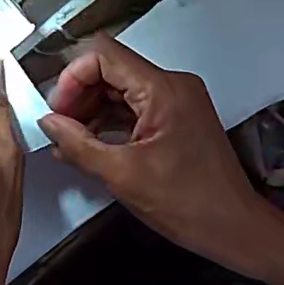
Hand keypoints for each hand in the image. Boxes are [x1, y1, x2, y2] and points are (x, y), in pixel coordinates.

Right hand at [39, 34, 273, 275]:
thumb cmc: (191, 204)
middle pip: (110, 70)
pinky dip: (109, 121)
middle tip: (60, 126)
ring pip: (119, 89)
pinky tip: (90, 144)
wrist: (234, 228)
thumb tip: (49, 124)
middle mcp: (173, 86)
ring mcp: (176, 101)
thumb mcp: (121, 175)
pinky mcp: (175, 117)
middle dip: (79, 96)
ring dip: (91, 110)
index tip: (58, 108)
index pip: (104, 56)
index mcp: (164, 91)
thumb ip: (77, 145)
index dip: (73, 78)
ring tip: (70, 140)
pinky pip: (133, 107)